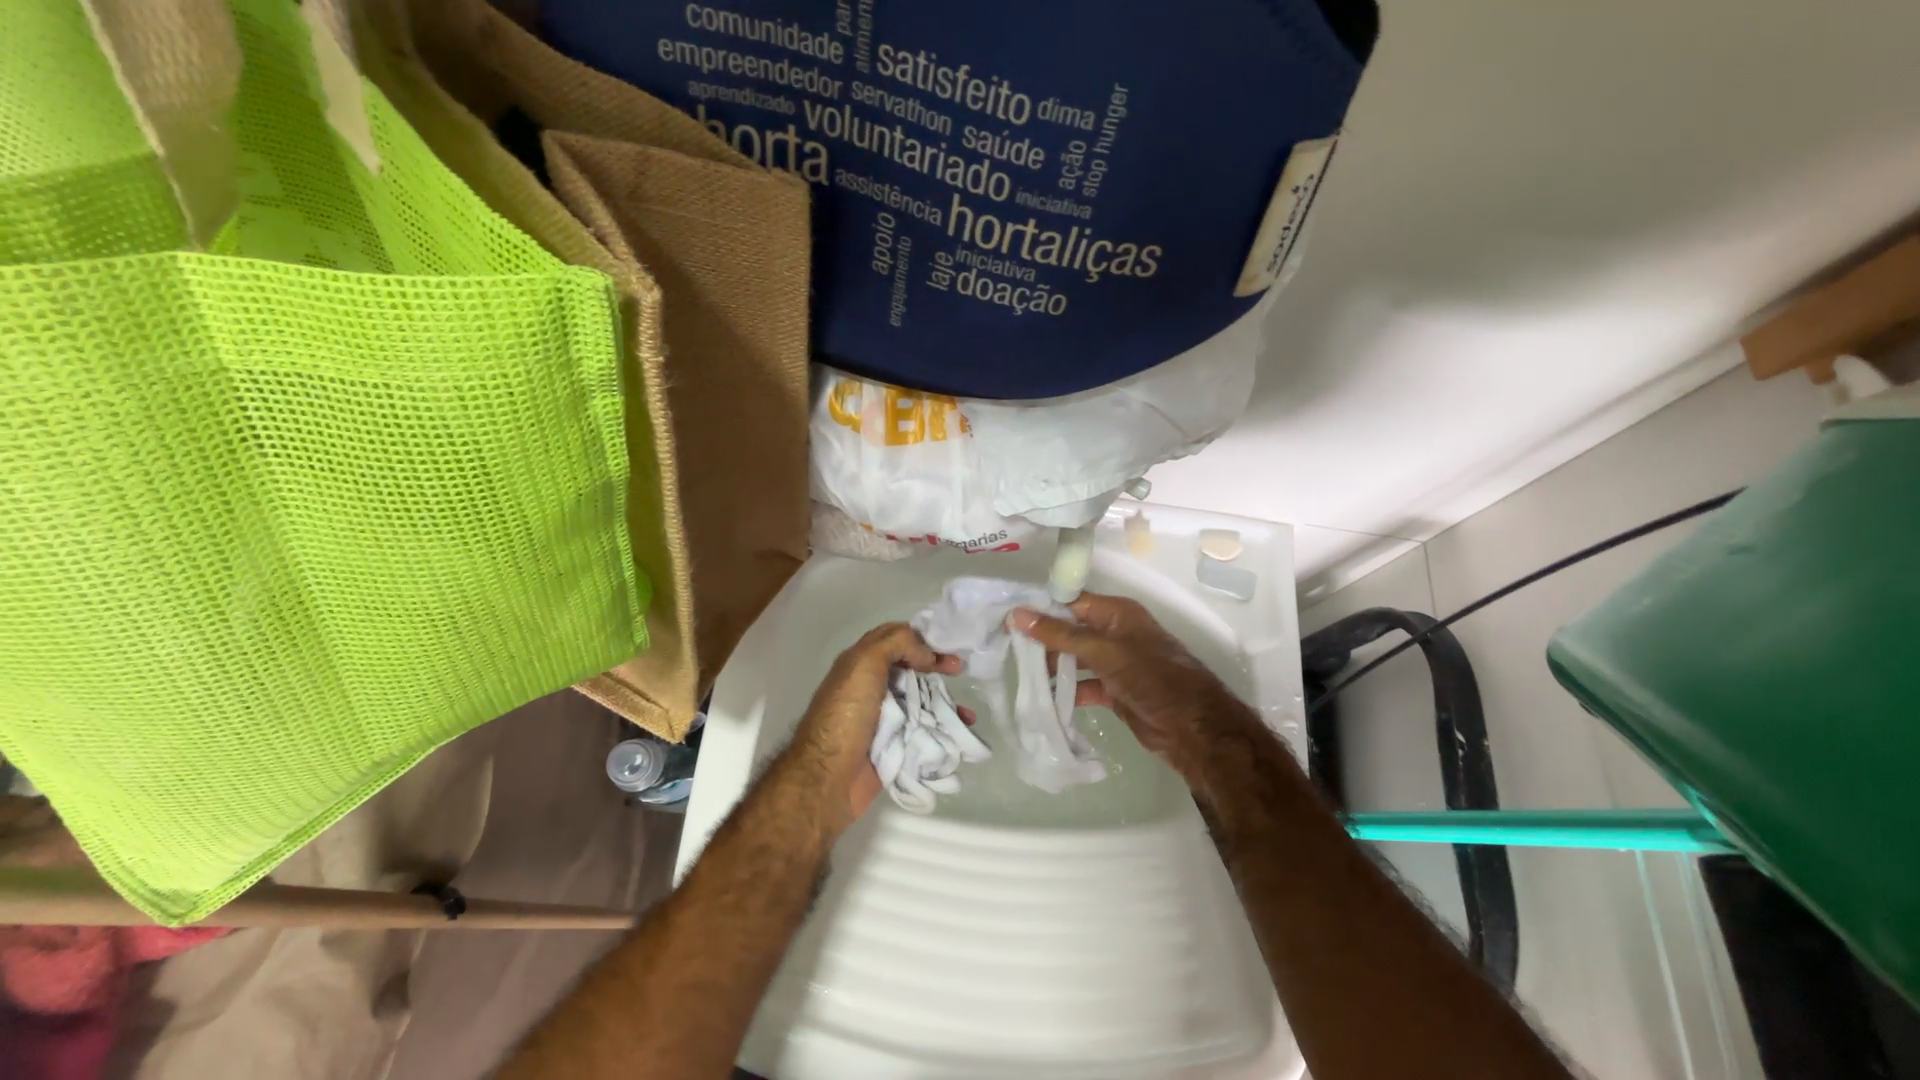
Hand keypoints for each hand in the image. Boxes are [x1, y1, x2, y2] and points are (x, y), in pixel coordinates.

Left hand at [790, 623, 960, 834]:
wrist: (829, 776)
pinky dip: (944, 730)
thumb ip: (895, 643)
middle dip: (937, 668)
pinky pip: (925, 732)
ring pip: (921, 702)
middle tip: (960, 672)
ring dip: (946, 703)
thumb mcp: (864, 664)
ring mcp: (885, 718)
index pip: (895, 639)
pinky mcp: (895, 745)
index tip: (945, 647)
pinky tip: (961, 733)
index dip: (921, 638)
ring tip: (967, 713)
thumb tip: (926, 654)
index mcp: (860, 664)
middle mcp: (872, 687)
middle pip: (911, 670)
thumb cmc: (846, 714)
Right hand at [1012, 594, 1258, 781]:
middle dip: (1043, 640)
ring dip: (1052, 668)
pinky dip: (1067, 692)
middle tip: (1009, 651)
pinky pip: (1084, 686)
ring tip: (1022, 676)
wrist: (1193, 729)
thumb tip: (1018, 614)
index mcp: (1118, 614)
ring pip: (1075, 660)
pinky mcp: (1116, 691)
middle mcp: (1116, 634)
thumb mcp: (1104, 652)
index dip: (1042, 608)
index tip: (1008, 618)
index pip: (1072, 602)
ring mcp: (1116, 664)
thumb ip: (1061, 634)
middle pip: (1071, 631)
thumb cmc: (1152, 679)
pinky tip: (1045, 700)